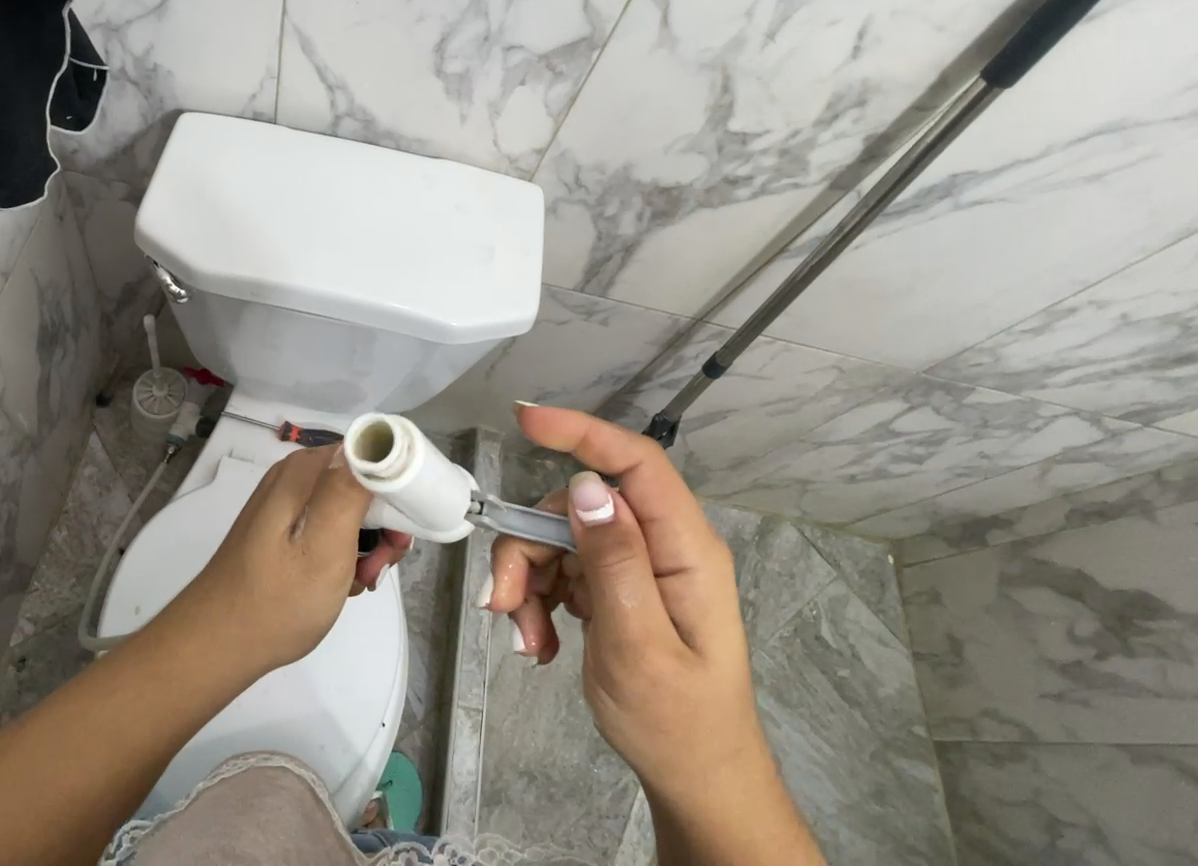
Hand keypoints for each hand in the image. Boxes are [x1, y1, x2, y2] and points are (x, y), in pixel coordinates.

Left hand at [158, 446, 398, 676]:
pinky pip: (329, 528)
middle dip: (382, 523)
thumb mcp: (323, 547)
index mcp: (304, 472)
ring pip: (349, 509)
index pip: (367, 453)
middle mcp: (295, 479)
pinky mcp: (283, 530)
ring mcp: (287, 505)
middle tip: (379, 566)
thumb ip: (348, 492)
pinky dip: (343, 554)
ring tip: (359, 581)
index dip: (395, 486)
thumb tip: (372, 446)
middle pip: (361, 483)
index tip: (400, 530)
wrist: (219, 643)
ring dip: (366, 544)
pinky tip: (340, 584)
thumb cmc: (278, 600)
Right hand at [488, 406, 818, 861]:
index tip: (525, 419)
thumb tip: (587, 486)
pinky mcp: (616, 587)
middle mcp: (662, 546)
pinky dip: (538, 598)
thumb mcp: (639, 646)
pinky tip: (540, 640)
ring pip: (560, 537)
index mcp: (685, 549)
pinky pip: (561, 568)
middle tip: (503, 603)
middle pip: (577, 507)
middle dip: (529, 545)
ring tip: (528, 638)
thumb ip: (614, 562)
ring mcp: (637, 566)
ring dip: (528, 581)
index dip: (582, 432)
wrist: (693, 777)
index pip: (636, 463)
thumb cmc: (676, 722)